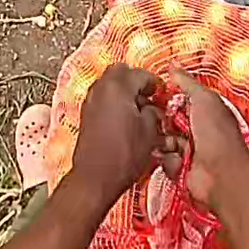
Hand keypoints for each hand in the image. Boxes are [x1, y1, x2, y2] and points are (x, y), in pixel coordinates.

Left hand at [64, 63, 164, 208]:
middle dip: (135, 80)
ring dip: (123, 89)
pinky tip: (124, 118)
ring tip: (138, 109)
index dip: (155, 83)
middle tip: (148, 96)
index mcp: (118, 87)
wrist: (96, 177)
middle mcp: (101, 88)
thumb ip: (153, 112)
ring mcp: (91, 99)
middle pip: (120, 71)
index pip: (140, 74)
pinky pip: (102, 96)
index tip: (161, 94)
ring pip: (109, 82)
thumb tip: (152, 108)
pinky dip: (113, 100)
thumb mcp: (149, 132)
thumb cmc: (124, 154)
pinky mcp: (86, 112)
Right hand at [162, 69, 248, 215]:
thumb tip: (173, 66)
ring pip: (162, 140)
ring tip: (171, 143)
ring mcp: (189, 149)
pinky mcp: (181, 168)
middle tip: (156, 120)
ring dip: (164, 141)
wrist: (220, 175)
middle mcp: (196, 128)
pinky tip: (178, 160)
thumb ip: (187, 82)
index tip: (152, 94)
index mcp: (204, 109)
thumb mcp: (203, 98)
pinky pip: (164, 159)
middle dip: (159, 120)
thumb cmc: (217, 133)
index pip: (178, 99)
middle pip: (167, 119)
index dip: (165, 97)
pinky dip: (169, 160)